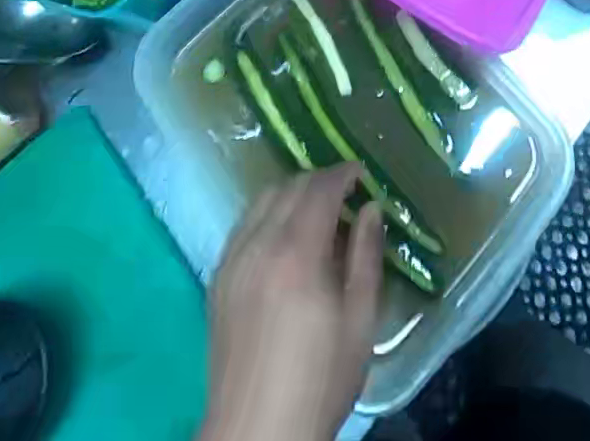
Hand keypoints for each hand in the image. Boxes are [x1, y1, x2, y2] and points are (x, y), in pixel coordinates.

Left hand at [198, 165, 383, 440]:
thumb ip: (366, 255)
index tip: (362, 173)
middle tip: (345, 193)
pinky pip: (244, 224)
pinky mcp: (218, 277)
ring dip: (292, 193)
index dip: (343, 174)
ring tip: (316, 211)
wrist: (257, 431)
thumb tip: (371, 208)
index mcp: (297, 253)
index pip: (320, 189)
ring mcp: (233, 259)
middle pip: (289, 187)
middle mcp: (259, 244)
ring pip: (262, 200)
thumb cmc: (320, 378)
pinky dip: (268, 213)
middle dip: (320, 181)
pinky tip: (284, 236)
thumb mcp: (359, 320)